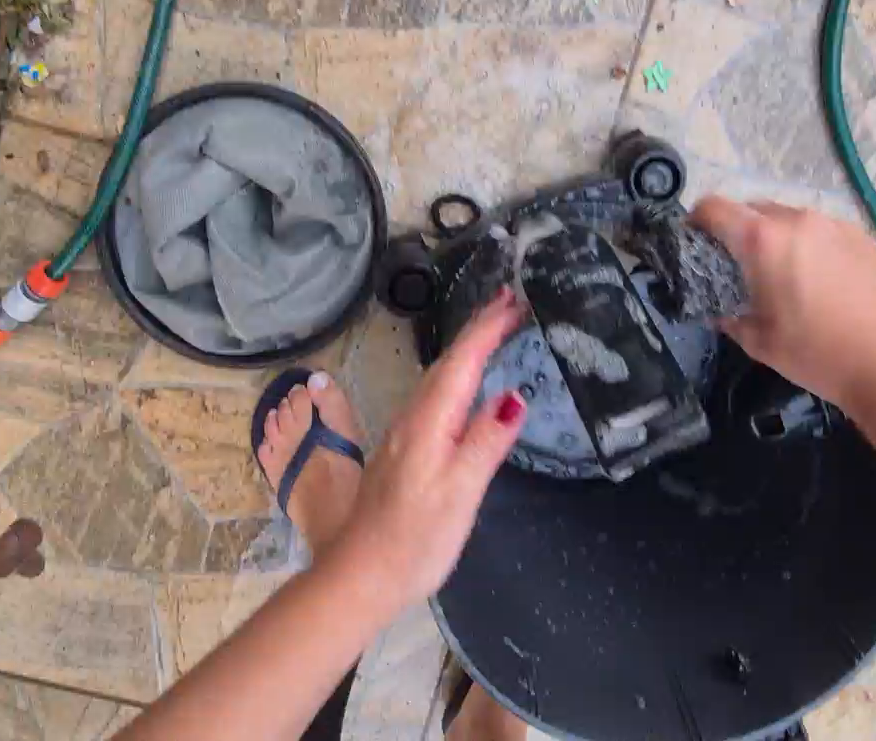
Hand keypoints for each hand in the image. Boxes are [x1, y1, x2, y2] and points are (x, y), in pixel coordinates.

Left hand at [324, 288, 526, 611]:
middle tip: (509, 300)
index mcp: (428, 422)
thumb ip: (485, 442)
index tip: (513, 299)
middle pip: (449, 362)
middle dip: (478, 328)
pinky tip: (466, 380)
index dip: (487, 329)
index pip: (462, 363)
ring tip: (494, 327)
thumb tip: (514, 395)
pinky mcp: (405, 448)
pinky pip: (435, 394)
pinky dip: (457, 373)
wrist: (360, 576)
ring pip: (440, 376)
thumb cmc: (414, 540)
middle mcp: (413, 417)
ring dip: (467, 347)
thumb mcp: (459, 494)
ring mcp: (406, 432)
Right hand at [692, 196, 875, 405]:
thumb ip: (730, 317)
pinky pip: (821, 232)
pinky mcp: (865, 238)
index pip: (714, 208)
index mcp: (763, 239)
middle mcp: (798, 220)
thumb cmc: (820, 355)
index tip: (693, 245)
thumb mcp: (760, 342)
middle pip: (751, 210)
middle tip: (736, 269)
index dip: (695, 221)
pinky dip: (808, 247)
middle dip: (736, 232)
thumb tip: (719, 310)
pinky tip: (820, 283)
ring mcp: (836, 226)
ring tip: (781, 277)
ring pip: (789, 219)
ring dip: (774, 238)